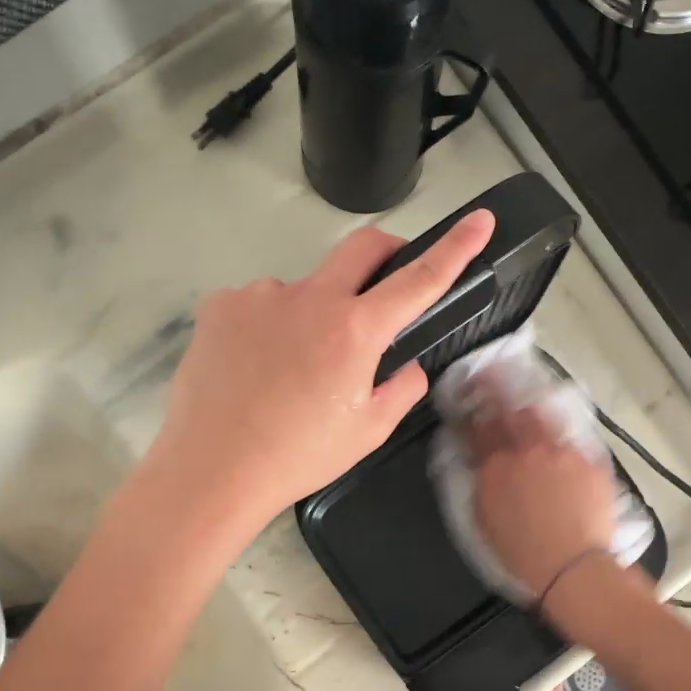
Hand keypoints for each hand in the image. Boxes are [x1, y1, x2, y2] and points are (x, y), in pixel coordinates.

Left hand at [151, 210, 495, 523]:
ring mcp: (259, 296)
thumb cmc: (297, 456)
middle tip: (384, 284)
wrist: (212, 470)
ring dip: (311, 313)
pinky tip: (253, 368)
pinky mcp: (220, 305)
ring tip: (290, 370)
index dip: (454, 248)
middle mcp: (309, 298)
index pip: (418, 280)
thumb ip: (401, 388)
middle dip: (386, 252)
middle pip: (361, 247)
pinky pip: (258, 305)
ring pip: (303, 289)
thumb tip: (406, 365)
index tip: (478, 221)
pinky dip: (267, 328)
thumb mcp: (368, 431)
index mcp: (354, 331)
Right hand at [462, 402, 616, 597]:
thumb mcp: (485, 521)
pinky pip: (573, 437)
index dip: (466, 410)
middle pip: (507, 408)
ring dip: (527, 404)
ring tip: (523, 399)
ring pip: (541, 414)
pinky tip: (559, 433)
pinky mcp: (590, 461)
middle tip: (487, 376)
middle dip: (493, 388)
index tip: (463, 400)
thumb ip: (481, 484)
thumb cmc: (524, 555)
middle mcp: (527, 451)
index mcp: (495, 468)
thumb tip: (478, 465)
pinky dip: (561, 433)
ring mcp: (561, 452)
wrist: (573, 568)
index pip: (475, 429)